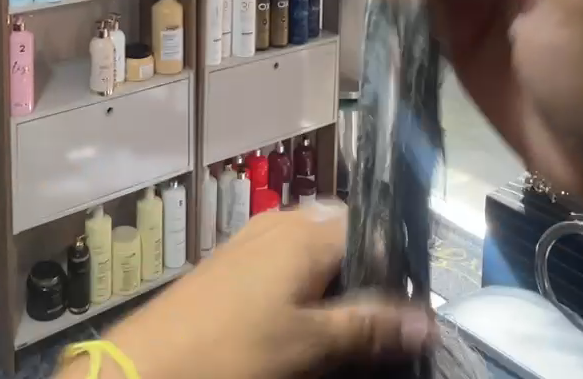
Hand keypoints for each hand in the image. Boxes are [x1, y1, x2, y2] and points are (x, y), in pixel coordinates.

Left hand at [89, 204, 432, 378]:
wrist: (153, 360)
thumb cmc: (237, 348)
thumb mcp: (311, 344)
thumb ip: (368, 326)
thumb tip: (428, 320)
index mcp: (307, 232)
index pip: (369, 225)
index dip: (395, 259)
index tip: (410, 300)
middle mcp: (282, 222)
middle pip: (340, 233)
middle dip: (364, 269)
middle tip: (379, 316)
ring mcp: (254, 236)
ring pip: (312, 247)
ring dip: (333, 277)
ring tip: (345, 322)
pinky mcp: (235, 257)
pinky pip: (285, 258)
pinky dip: (304, 281)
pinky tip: (305, 317)